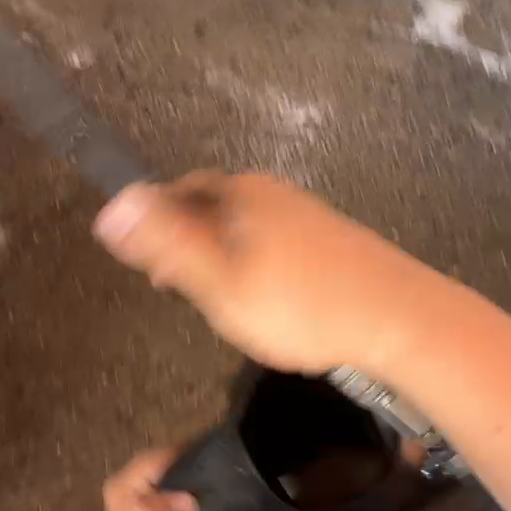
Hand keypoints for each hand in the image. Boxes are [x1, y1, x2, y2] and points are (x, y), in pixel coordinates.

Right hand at [94, 172, 439, 373]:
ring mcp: (305, 212)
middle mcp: (271, 191)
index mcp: (240, 193)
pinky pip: (273, 238)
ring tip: (220, 296)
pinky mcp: (329, 237)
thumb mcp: (218, 281)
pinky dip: (254, 259)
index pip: (178, 191)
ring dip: (222, 250)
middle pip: (211, 204)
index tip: (152, 267)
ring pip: (243, 223)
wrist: (400, 319)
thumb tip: (111, 205)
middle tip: (181, 285)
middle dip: (189, 237)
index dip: (156, 224)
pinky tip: (266, 295)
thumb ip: (164, 243)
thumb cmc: (301, 304)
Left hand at [104, 448, 221, 510]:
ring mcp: (171, 502)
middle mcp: (146, 490)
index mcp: (126, 491)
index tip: (209, 470)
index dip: (182, 460)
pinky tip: (234, 496)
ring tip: (232, 486)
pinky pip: (209, 490)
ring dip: (213, 477)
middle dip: (201, 465)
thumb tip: (185, 499)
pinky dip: (221, 492)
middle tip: (225, 477)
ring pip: (196, 471)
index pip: (157, 457)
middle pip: (179, 458)